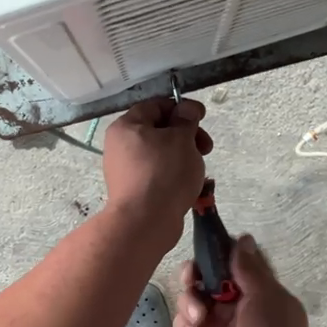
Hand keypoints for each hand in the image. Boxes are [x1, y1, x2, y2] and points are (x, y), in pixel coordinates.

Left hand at [101, 97, 212, 251]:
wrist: (146, 222)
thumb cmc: (164, 173)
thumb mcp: (181, 139)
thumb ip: (186, 120)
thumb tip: (186, 108)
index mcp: (127, 126)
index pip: (156, 105)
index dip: (181, 107)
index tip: (202, 117)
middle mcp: (120, 145)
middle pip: (158, 130)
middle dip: (186, 135)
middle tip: (206, 147)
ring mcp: (125, 170)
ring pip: (160, 153)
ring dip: (183, 156)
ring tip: (198, 170)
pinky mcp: (133, 190)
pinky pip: (157, 174)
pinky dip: (173, 175)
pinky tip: (188, 186)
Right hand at [174, 236, 322, 326]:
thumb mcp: (267, 299)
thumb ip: (250, 269)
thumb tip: (243, 238)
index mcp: (257, 286)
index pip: (233, 258)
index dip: (217, 250)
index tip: (204, 247)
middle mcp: (235, 299)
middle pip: (205, 274)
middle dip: (193, 275)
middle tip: (191, 281)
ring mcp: (218, 320)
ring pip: (191, 296)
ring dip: (189, 302)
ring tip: (199, 320)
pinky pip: (185, 322)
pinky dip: (185, 324)